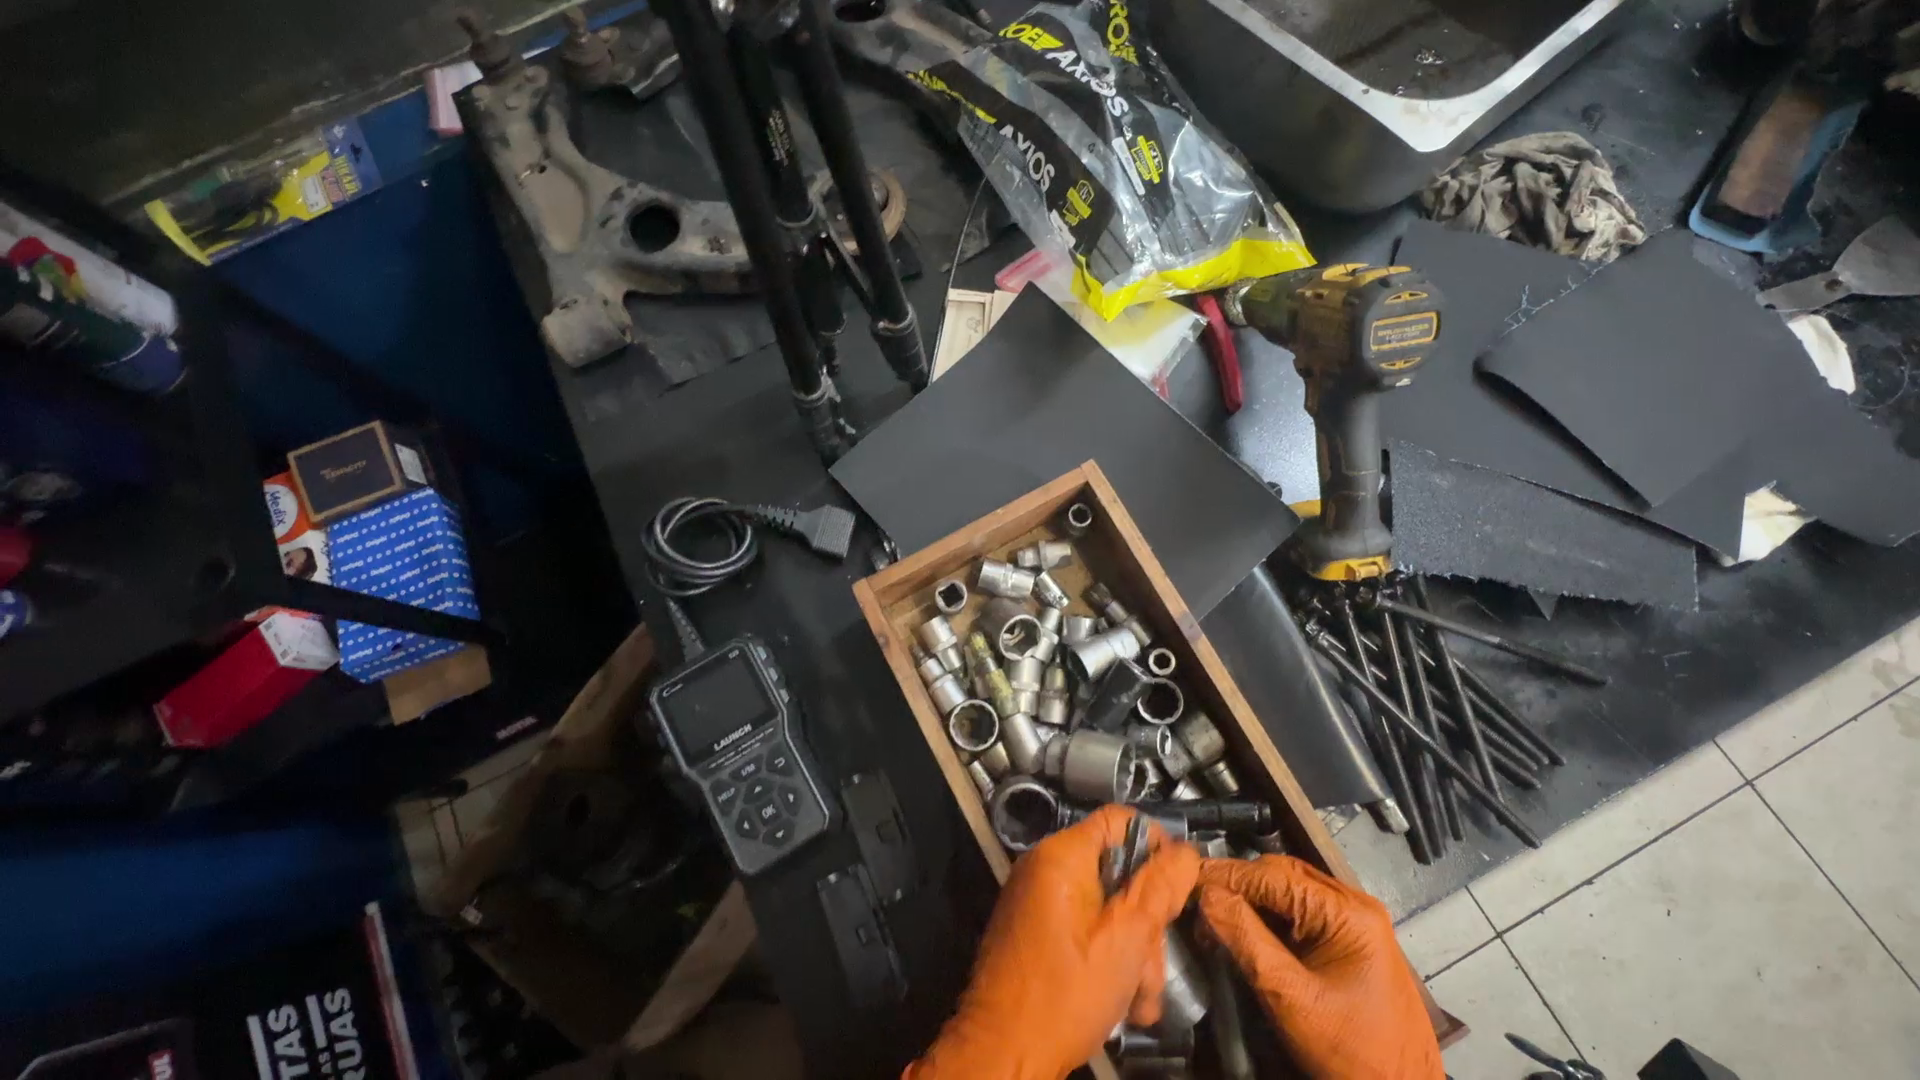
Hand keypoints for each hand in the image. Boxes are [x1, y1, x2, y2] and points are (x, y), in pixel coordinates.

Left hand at [908, 805, 1199, 1079]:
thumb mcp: (1126, 940)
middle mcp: (1045, 869)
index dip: (1157, 846)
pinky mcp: (1037, 931)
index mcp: (1061, 856)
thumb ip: (1159, 890)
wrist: (1004, 1052)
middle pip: (1118, 871)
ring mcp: (1038, 901)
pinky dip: (1109, 958)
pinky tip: (1122, 999)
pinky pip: (1086, 928)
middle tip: (1151, 964)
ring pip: (1107, 907)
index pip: (1120, 821)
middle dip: (1145, 921)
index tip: (1178, 886)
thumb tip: (1185, 852)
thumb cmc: (1062, 996)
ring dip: (1132, 950)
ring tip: (1138, 996)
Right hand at [1196, 856, 1442, 1079]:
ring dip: (1251, 899)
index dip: (1226, 875)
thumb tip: (1207, 895)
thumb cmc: (1350, 1051)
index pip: (1273, 875)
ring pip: (1290, 892)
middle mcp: (1354, 905)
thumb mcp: (1289, 997)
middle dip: (1237, 884)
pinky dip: (1270, 916)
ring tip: (1216, 915)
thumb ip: (1246, 939)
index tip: (1187, 879)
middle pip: (1282, 875)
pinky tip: (1246, 931)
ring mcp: (1355, 923)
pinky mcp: (1350, 942)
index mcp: (1347, 912)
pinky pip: (1302, 913)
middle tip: (1198, 900)